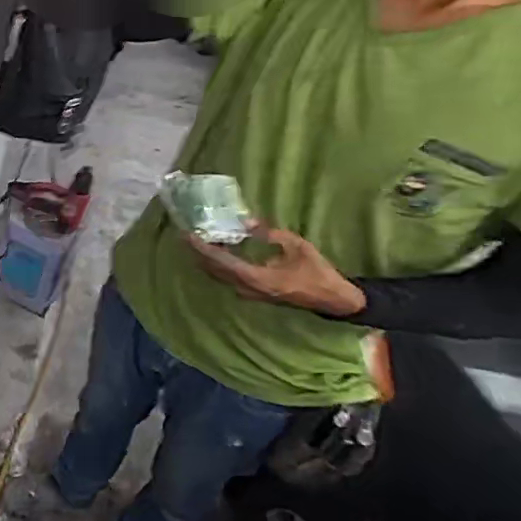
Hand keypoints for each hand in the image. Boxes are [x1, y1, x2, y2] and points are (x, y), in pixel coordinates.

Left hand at [184, 221, 366, 317]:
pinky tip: (215, 251)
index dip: (203, 249)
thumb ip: (271, 234)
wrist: (334, 299)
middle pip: (213, 269)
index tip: (188, 235)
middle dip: (198, 252)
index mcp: (258, 278)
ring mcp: (248, 293)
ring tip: (196, 239)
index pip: (221, 262)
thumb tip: (246, 221)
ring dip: (205, 258)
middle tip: (186, 234)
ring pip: (217, 275)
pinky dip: (216, 264)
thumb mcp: (298, 247)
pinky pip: (225, 277)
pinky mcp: (251, 293)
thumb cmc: (318, 272)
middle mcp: (247, 288)